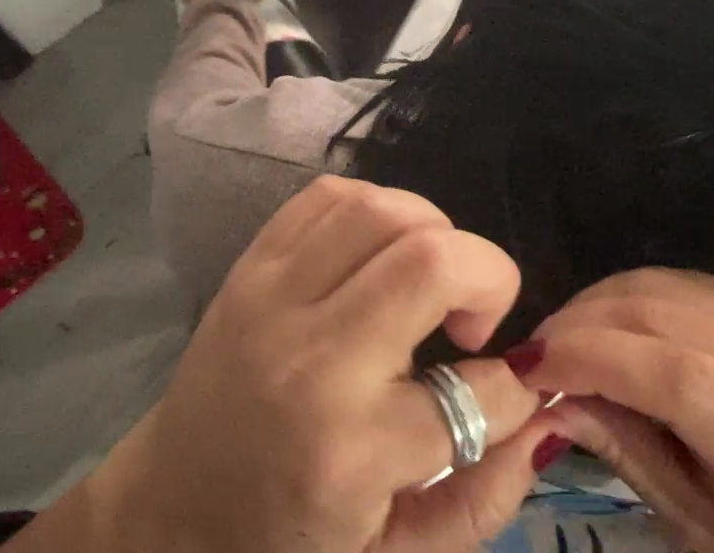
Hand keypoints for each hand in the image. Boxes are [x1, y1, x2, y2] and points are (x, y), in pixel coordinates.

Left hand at [14, 178, 553, 552]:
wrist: (171, 507)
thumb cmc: (287, 535)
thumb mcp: (394, 552)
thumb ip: (482, 499)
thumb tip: (542, 407)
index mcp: (351, 448)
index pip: (475, 391)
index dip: (514, 386)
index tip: (506, 386)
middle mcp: (312, 357)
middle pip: (429, 259)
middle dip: (488, 275)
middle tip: (473, 322)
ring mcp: (271, 297)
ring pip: (380, 209)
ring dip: (433, 233)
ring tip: (430, 283)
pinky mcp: (249, 265)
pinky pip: (327, 196)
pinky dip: (375, 209)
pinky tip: (380, 255)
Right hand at [519, 269, 713, 552]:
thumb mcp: (697, 529)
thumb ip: (625, 452)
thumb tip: (546, 400)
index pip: (681, 378)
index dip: (594, 358)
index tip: (528, 367)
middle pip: (669, 317)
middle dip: (584, 323)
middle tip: (533, 351)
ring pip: (672, 286)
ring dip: (601, 301)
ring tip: (562, 337)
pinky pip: (688, 282)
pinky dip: (633, 294)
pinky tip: (607, 322)